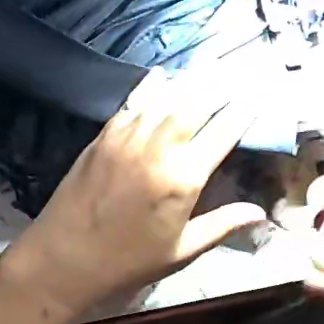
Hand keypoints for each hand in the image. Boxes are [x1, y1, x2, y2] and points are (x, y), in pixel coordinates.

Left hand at [9, 71, 267, 313]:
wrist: (63, 259)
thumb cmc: (129, 261)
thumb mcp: (183, 250)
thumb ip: (222, 225)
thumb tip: (260, 213)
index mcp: (184, 178)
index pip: (223, 133)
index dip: (243, 112)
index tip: (257, 96)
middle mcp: (159, 149)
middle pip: (196, 104)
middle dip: (219, 83)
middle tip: (236, 65)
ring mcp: (129, 138)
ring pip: (166, 97)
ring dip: (190, 78)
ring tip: (209, 61)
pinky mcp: (105, 136)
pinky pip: (133, 102)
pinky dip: (151, 86)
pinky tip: (163, 74)